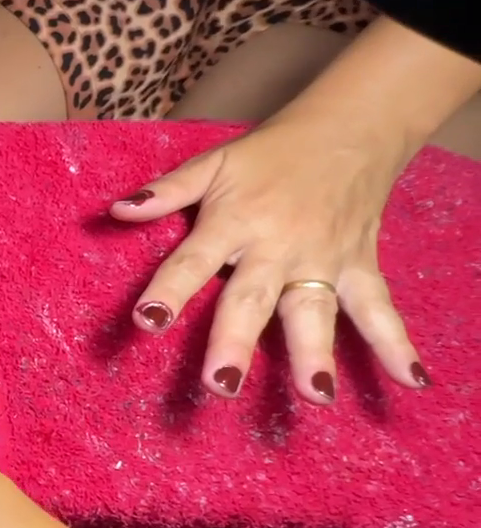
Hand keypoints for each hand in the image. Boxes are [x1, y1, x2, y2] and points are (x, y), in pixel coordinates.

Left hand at [112, 115, 428, 403]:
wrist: (350, 131)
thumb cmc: (265, 156)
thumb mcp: (209, 166)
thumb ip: (164, 193)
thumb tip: (115, 210)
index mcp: (233, 223)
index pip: (191, 263)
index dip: (168, 292)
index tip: (147, 321)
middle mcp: (278, 247)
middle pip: (253, 300)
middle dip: (236, 343)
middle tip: (220, 385)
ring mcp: (324, 260)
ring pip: (316, 311)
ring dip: (315, 354)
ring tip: (314, 396)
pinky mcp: (362, 265)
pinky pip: (379, 307)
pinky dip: (398, 343)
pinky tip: (411, 381)